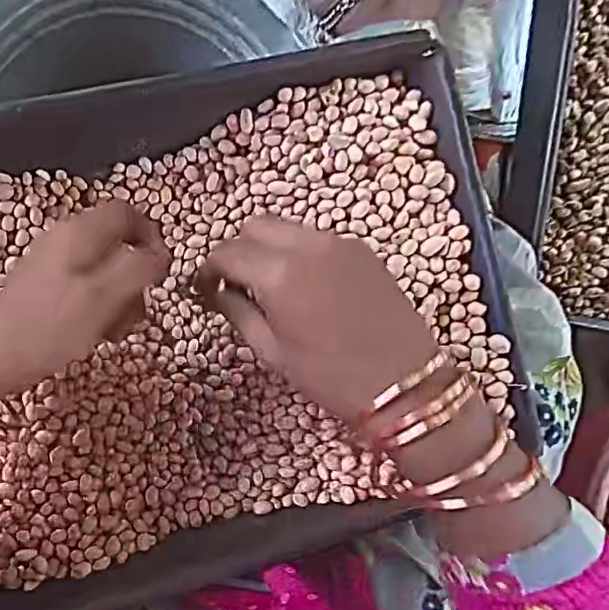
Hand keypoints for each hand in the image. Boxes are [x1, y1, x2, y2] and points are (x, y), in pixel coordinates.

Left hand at [0, 200, 169, 406]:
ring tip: (113, 331)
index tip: (159, 273)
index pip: (128, 213)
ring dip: (120, 300)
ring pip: (105, 272)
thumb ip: (139, 268)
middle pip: (119, 246)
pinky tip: (94, 334)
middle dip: (135, 279)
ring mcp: (53, 265)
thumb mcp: (104, 297)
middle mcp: (65, 241)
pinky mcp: (45, 289)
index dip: (152, 238)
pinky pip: (86, 290)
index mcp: (79, 233)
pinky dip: (99, 309)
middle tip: (134, 312)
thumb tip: (163, 252)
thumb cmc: (48, 329)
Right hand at [200, 216, 444, 420]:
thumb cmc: (330, 377)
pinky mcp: (361, 250)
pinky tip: (302, 287)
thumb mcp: (273, 351)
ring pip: (286, 228)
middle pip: (255, 226)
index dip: (208, 269)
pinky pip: (315, 239)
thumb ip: (238, 312)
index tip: (203, 289)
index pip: (227, 252)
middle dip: (237, 250)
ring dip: (267, 248)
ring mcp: (338, 243)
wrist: (404, 383)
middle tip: (233, 284)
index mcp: (278, 274)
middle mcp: (307, 245)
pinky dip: (297, 252)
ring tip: (268, 287)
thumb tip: (217, 293)